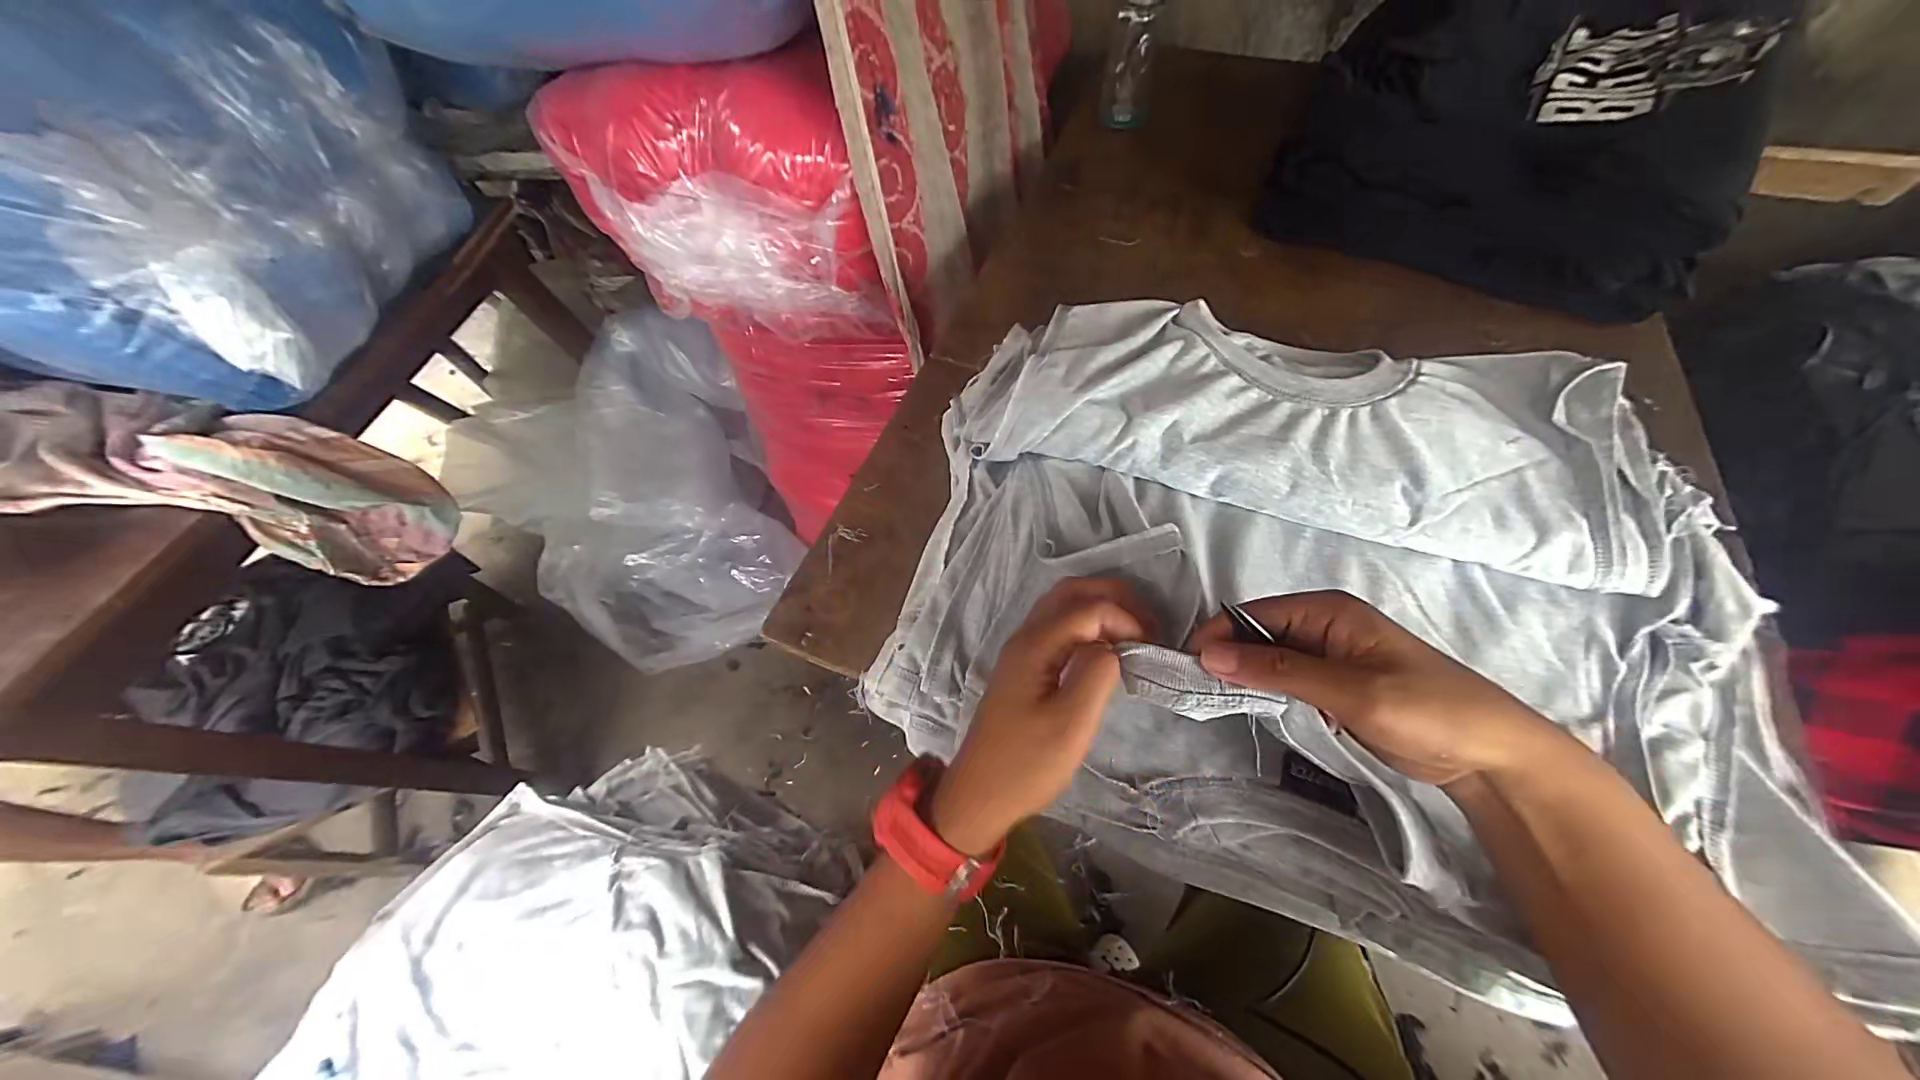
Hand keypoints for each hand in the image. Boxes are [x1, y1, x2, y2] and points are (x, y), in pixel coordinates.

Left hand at [929, 578, 1155, 853]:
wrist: (980, 793)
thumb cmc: (1027, 764)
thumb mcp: (1070, 724)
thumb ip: (1096, 674)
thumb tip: (1112, 645)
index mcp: (1034, 646)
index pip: (1088, 607)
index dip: (1125, 619)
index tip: (1151, 648)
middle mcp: (1024, 637)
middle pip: (1071, 592)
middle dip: (1115, 597)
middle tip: (1150, 624)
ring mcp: (1021, 650)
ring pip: (1062, 605)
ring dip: (1101, 607)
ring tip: (1135, 633)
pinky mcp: (1024, 666)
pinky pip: (1058, 626)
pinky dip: (1087, 623)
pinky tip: (1106, 649)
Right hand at [1189, 591, 1575, 787]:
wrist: (1492, 756)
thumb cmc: (1427, 711)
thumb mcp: (1349, 690)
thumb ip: (1278, 669)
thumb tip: (1210, 654)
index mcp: (1329, 611)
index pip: (1254, 614)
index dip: (1218, 635)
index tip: (1188, 666)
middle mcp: (1323, 625)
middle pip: (1256, 633)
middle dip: (1226, 655)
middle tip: (1196, 687)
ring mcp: (1328, 655)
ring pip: (1267, 657)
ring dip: (1243, 674)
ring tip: (1213, 697)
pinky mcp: (1333, 684)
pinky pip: (1284, 678)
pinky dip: (1264, 689)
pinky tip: (1247, 704)